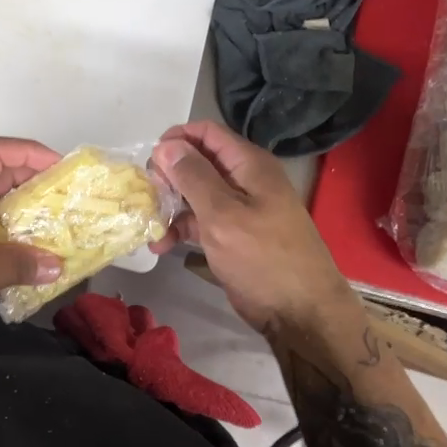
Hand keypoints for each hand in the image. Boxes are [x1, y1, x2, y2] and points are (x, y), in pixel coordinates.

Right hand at [150, 121, 353, 335]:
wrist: (299, 312)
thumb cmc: (263, 257)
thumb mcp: (222, 214)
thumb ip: (193, 177)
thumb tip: (165, 145)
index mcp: (249, 165)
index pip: (207, 133)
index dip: (176, 139)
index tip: (149, 160)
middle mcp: (244, 180)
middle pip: (198, 162)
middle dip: (168, 175)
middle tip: (146, 195)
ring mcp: (238, 209)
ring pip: (195, 193)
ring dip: (169, 205)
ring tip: (147, 223)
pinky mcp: (232, 235)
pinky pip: (200, 221)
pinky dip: (180, 228)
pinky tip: (160, 245)